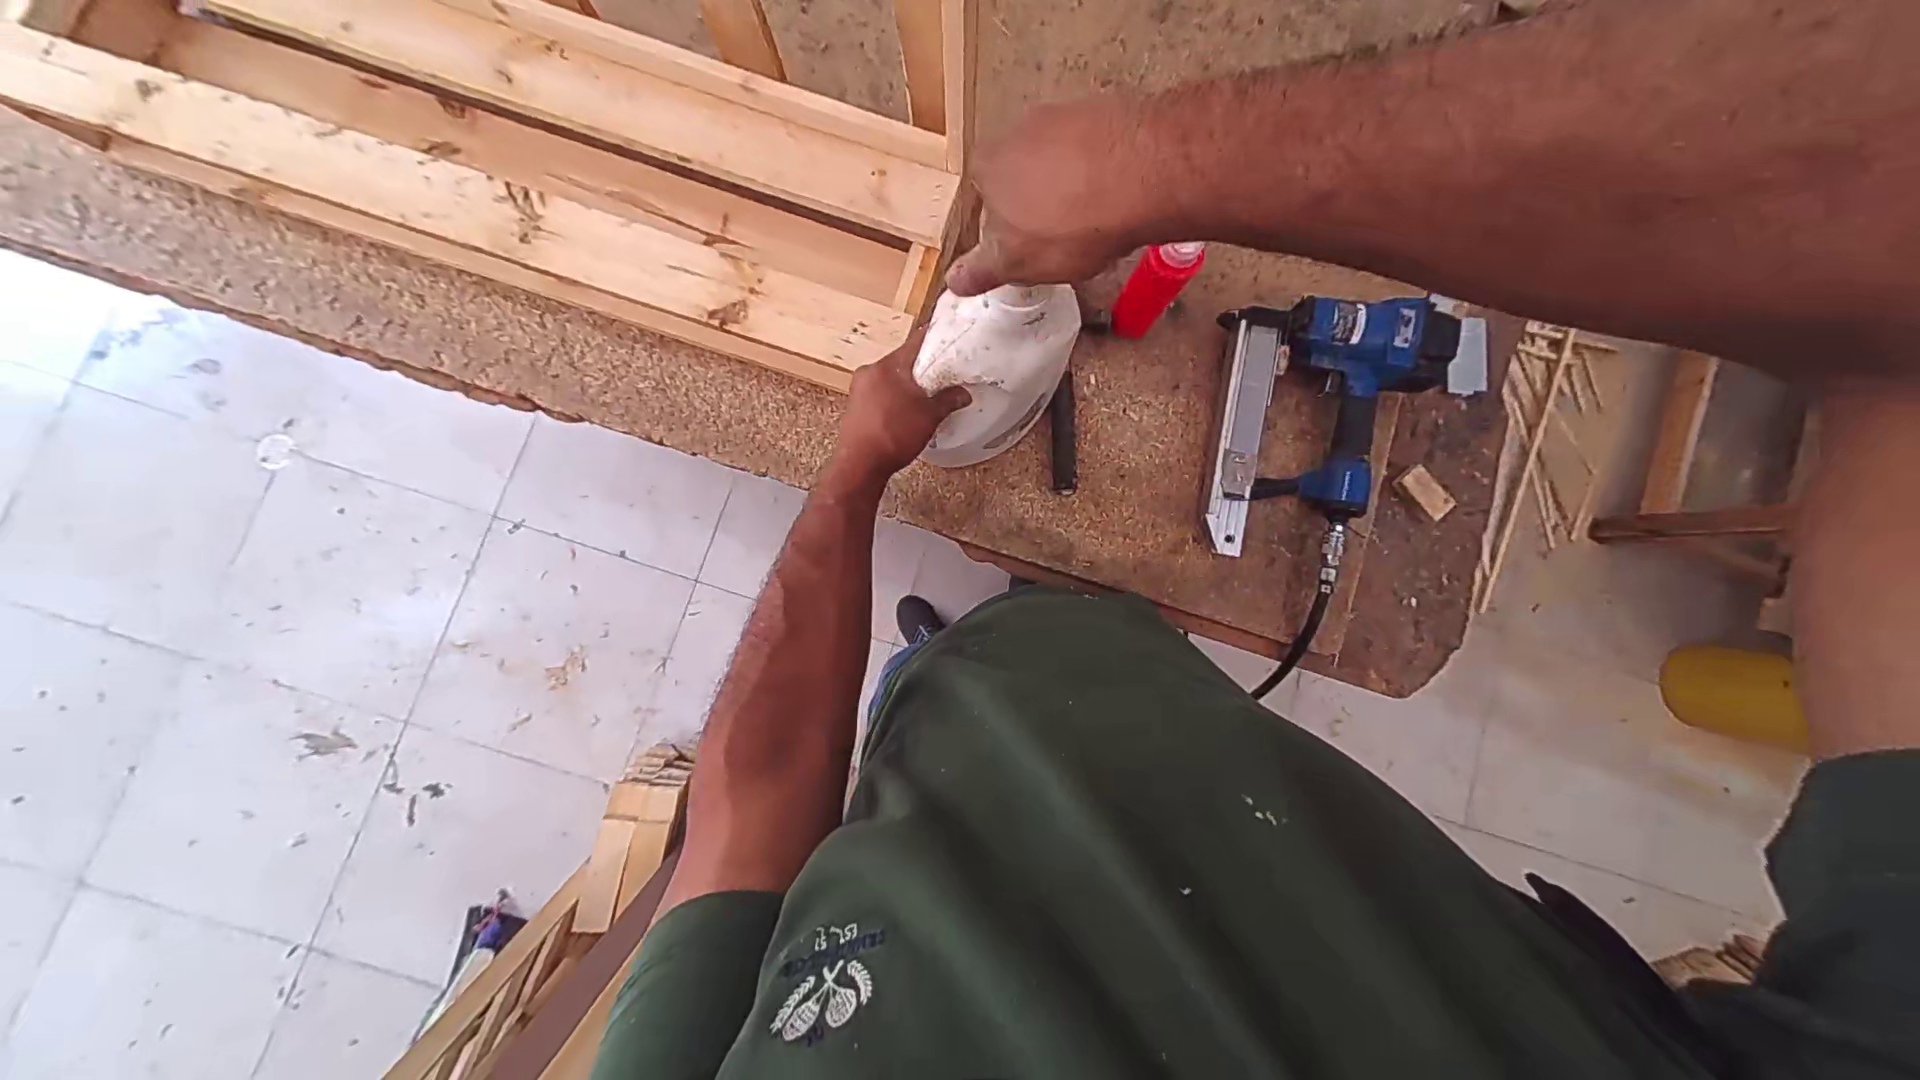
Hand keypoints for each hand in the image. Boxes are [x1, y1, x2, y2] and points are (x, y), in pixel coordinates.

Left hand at [831, 328, 970, 485]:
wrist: (861, 465)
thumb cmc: (892, 436)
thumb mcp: (929, 416)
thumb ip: (948, 400)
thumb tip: (963, 393)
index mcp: (888, 365)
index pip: (915, 342)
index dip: (934, 339)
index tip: (946, 337)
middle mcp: (870, 371)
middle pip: (902, 361)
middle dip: (921, 368)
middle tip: (940, 375)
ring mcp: (859, 389)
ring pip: (889, 378)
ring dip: (906, 385)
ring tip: (924, 398)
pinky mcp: (855, 406)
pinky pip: (879, 394)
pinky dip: (893, 398)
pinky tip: (904, 413)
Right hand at [945, 98, 1163, 296]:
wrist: (1138, 176)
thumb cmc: (1066, 223)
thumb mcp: (1014, 262)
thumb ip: (981, 270)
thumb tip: (954, 281)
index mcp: (987, 164)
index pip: (983, 202)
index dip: (1004, 231)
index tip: (1026, 251)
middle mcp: (1018, 129)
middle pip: (1021, 179)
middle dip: (1036, 208)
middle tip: (1060, 241)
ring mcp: (1064, 115)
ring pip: (1059, 164)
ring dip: (1070, 190)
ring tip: (1093, 223)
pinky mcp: (1107, 111)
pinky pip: (1095, 152)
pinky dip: (1101, 174)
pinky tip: (1116, 200)